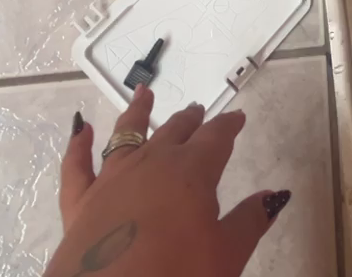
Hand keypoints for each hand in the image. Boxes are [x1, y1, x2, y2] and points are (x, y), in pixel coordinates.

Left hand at [43, 85, 288, 276]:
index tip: (238, 117)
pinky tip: (80, 129)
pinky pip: (76, 167)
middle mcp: (153, 162)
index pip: (216, 137)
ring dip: (138, 113)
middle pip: (175, 131)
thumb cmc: (176, 274)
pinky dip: (77, 146)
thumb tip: (275, 194)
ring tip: (144, 93)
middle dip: (189, 119)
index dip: (229, 125)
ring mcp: (112, 179)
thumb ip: (250, 220)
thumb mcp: (225, 255)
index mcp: (192, 170)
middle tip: (198, 110)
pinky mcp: (79, 203)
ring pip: (126, 135)